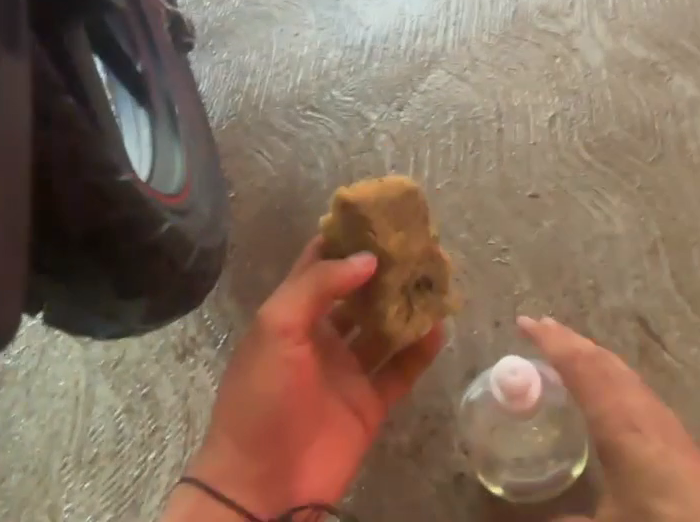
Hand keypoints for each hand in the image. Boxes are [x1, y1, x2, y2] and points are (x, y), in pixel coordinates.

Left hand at [170, 238, 446, 519]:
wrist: (261, 483)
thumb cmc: (261, 395)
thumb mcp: (277, 327)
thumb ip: (319, 286)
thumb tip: (367, 258)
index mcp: (292, 313)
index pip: (320, 264)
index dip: (346, 239)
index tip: (378, 216)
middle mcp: (321, 335)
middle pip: (358, 293)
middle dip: (384, 270)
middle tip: (419, 245)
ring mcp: (346, 370)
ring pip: (383, 327)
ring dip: (406, 305)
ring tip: (436, 279)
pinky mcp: (369, 403)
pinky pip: (399, 370)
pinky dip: (419, 350)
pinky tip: (438, 328)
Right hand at [519, 316, 699, 521]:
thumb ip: (566, 519)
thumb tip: (526, 517)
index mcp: (621, 423)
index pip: (581, 369)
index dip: (552, 342)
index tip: (525, 322)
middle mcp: (647, 414)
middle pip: (606, 364)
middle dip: (573, 342)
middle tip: (543, 329)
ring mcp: (673, 428)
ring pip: (628, 378)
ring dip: (597, 360)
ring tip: (575, 355)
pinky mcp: (690, 449)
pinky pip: (642, 396)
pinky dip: (618, 382)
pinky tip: (618, 401)